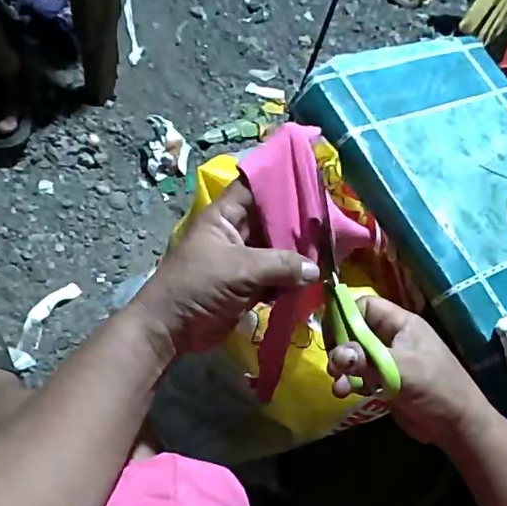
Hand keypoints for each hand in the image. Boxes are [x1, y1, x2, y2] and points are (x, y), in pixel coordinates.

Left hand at [132, 180, 318, 354]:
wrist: (172, 329)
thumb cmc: (197, 286)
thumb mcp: (239, 268)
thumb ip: (280, 265)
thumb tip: (315, 269)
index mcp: (225, 216)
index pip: (254, 186)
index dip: (280, 179)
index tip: (313, 177)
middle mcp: (236, 233)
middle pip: (272, 220)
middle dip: (299, 223)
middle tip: (334, 221)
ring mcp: (243, 261)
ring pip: (277, 251)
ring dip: (299, 255)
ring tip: (333, 250)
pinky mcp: (248, 286)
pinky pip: (276, 278)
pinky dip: (292, 280)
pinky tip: (317, 278)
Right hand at [326, 296, 489, 443]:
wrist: (457, 426)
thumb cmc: (437, 387)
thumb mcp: (402, 369)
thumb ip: (368, 360)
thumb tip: (338, 355)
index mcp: (402, 324)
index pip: (365, 306)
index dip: (345, 316)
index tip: (332, 337)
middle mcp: (392, 338)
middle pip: (354, 331)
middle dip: (340, 348)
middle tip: (333, 366)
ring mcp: (387, 361)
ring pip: (353, 356)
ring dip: (341, 370)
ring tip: (338, 386)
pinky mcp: (383, 382)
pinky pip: (358, 376)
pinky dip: (348, 383)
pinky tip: (344, 393)